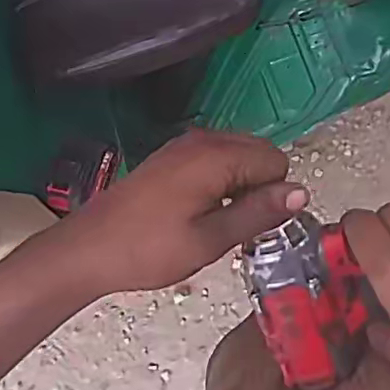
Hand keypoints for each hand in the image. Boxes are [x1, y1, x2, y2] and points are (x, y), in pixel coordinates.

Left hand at [41, 130, 305, 296]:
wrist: (87, 249)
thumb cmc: (147, 250)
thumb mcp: (210, 239)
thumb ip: (259, 213)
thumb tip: (301, 193)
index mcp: (216, 156)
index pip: (277, 162)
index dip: (273, 195)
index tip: (251, 224)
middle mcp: (204, 140)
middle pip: (262, 153)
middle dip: (261, 187)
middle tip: (235, 226)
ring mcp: (186, 145)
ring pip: (241, 156)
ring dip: (242, 186)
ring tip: (217, 222)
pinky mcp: (174, 155)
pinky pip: (218, 158)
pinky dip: (223, 181)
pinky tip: (201, 211)